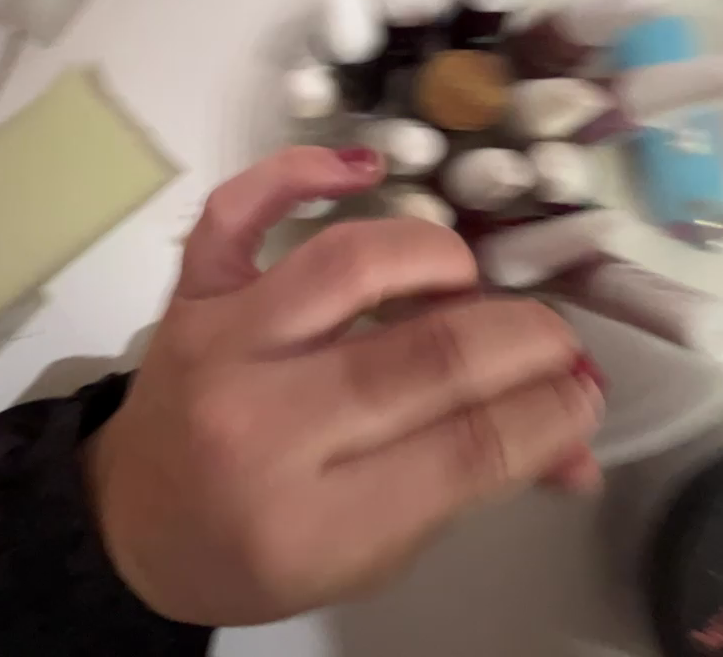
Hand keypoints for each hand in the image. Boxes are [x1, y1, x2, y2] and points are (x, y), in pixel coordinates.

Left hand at [85, 146, 605, 626]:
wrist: (138, 516)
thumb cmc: (255, 546)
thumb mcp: (365, 553)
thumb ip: (465, 485)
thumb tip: (576, 443)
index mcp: (313, 520)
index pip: (462, 451)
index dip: (547, 413)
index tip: (584, 389)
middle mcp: (263, 422)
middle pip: (419, 358)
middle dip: (520, 338)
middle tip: (556, 336)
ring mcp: (219, 342)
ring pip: (344, 266)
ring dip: (434, 258)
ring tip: (468, 276)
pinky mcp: (191, 293)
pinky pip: (236, 211)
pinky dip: (296, 171)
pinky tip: (361, 169)